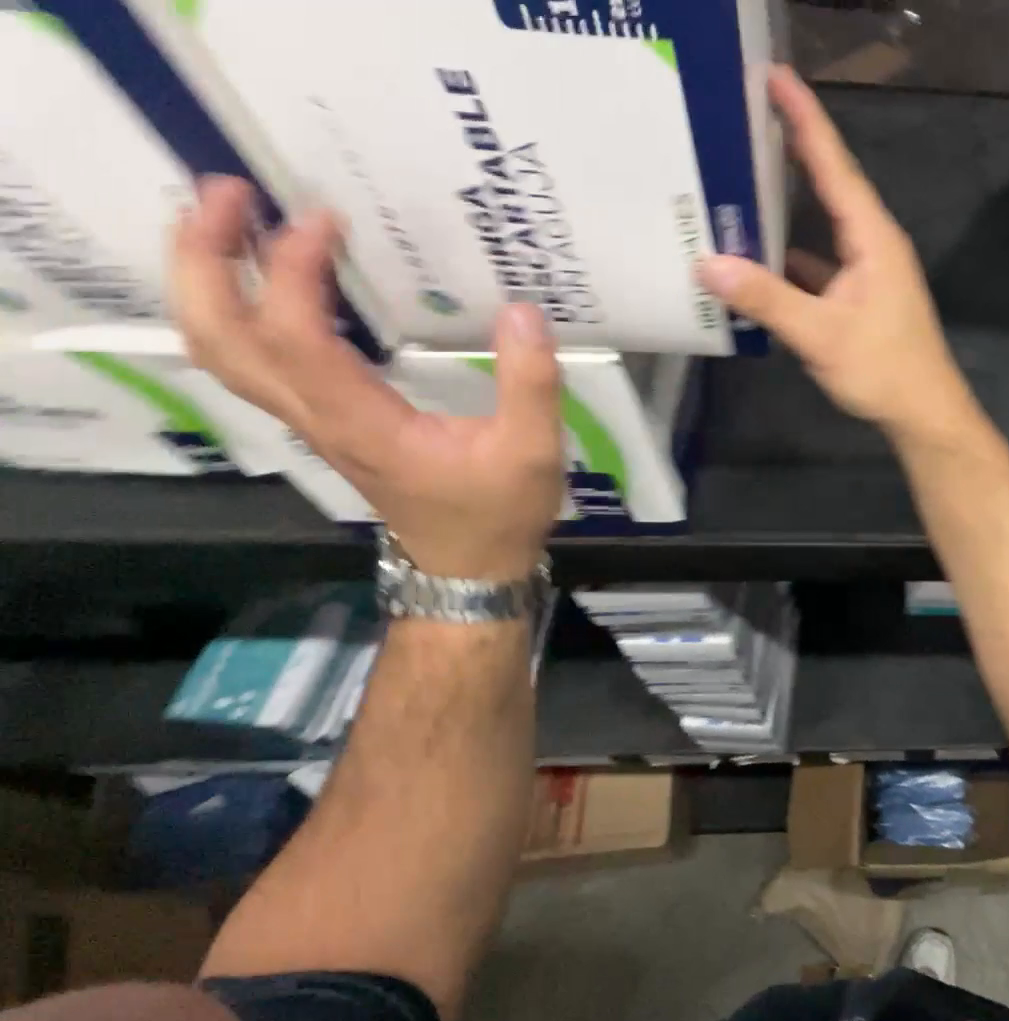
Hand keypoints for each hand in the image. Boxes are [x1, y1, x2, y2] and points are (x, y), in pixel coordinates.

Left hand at [172, 177, 564, 581]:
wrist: (469, 568)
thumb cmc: (497, 514)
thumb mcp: (533, 452)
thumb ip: (530, 385)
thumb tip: (522, 313)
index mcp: (360, 422)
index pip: (295, 333)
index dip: (294, 268)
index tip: (326, 220)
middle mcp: (316, 417)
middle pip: (217, 334)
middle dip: (205, 257)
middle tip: (228, 194)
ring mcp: (311, 422)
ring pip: (218, 348)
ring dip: (205, 280)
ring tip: (224, 223)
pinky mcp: (323, 423)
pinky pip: (250, 360)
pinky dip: (235, 311)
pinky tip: (264, 283)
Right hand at [697, 66, 982, 445]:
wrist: (924, 414)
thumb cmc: (885, 370)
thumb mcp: (822, 335)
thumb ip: (767, 299)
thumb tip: (708, 264)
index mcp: (872, 239)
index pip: (833, 166)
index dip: (804, 120)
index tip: (776, 76)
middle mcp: (870, 245)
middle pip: (825, 186)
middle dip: (787, 149)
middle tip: (743, 113)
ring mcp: (863, 272)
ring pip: (815, 229)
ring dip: (779, 210)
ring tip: (730, 181)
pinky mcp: (854, 299)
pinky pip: (812, 266)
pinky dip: (782, 261)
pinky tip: (746, 263)